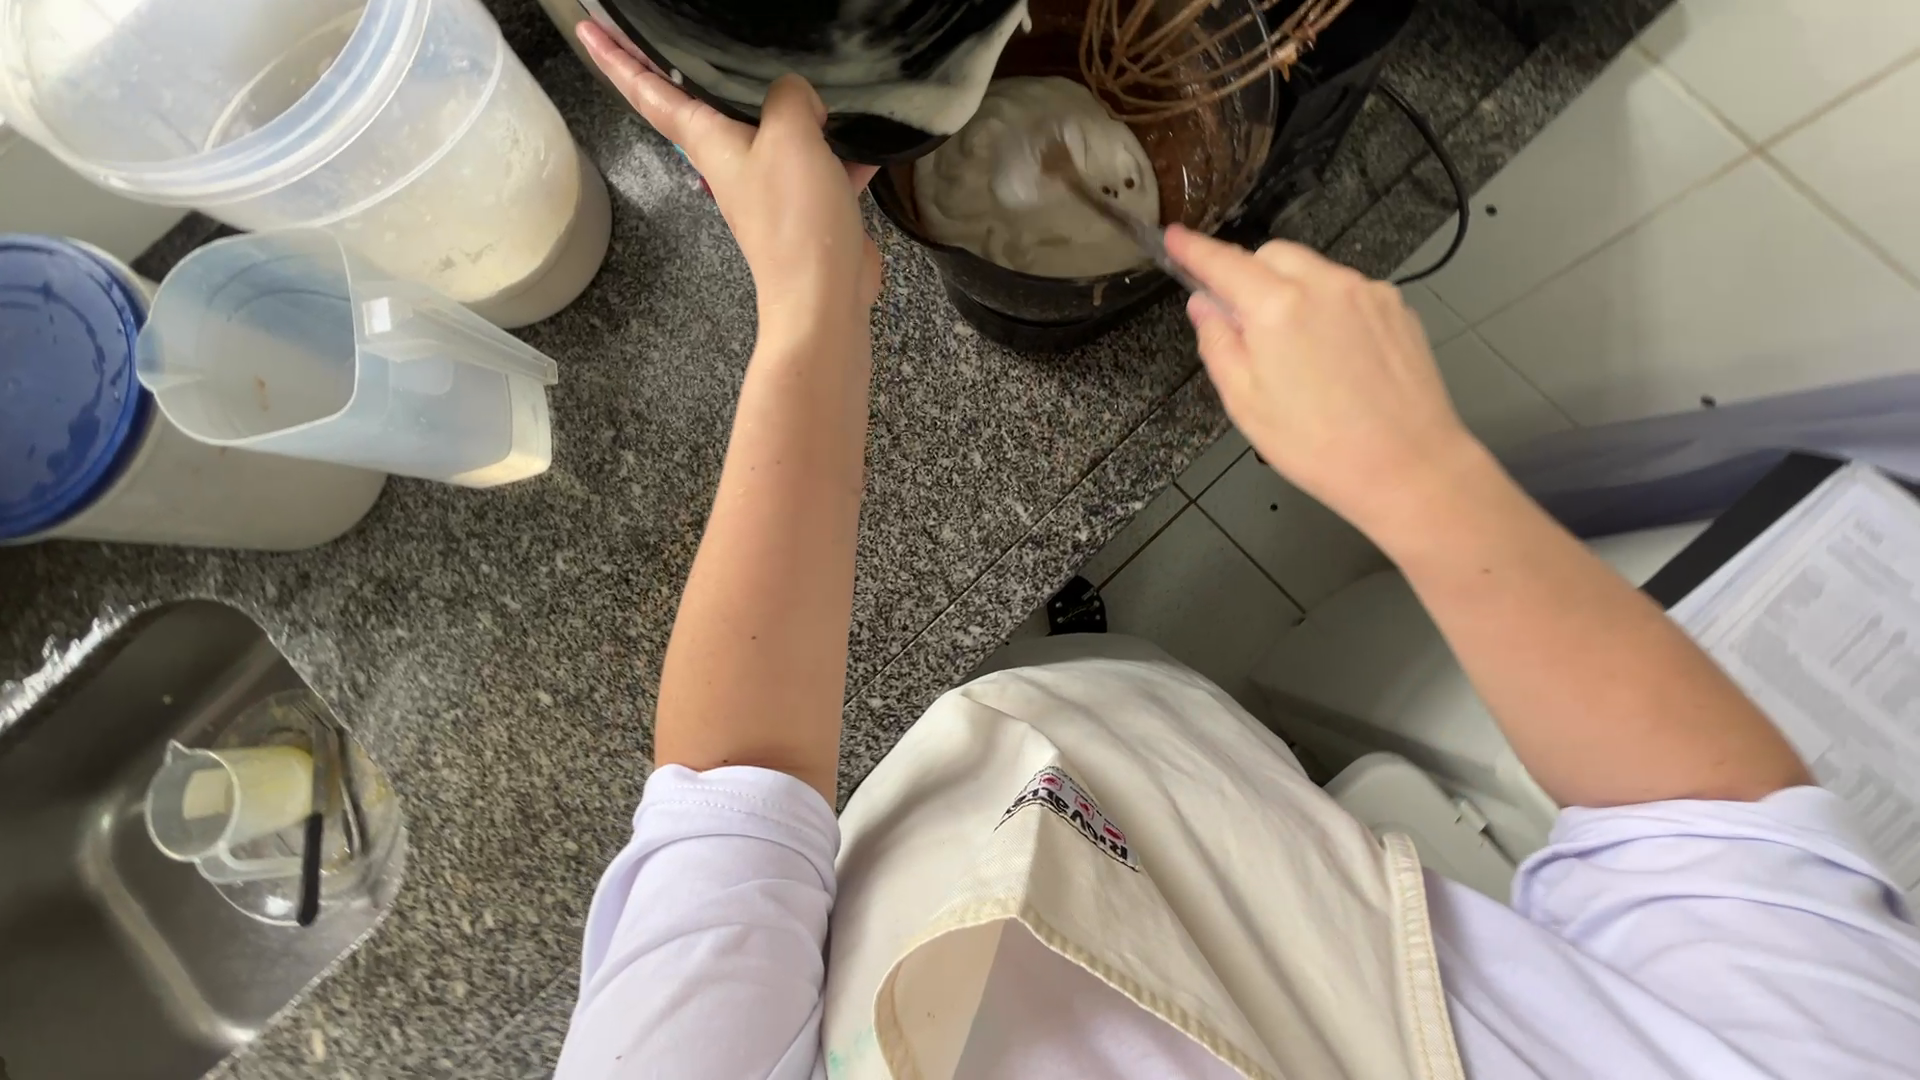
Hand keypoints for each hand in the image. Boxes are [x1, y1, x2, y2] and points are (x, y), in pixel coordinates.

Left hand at [578, 22, 881, 341]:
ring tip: (798, 68)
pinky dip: (840, 149)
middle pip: (709, 105)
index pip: (651, 92)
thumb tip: (803, 100)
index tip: (586, 26)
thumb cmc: (795, 219)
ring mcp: (773, 188)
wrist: (824, 298)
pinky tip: (867, 133)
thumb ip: (790, 97)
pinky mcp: (810, 210)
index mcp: (711, 142)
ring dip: (784, 103)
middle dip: (696, 68)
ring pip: (773, 131)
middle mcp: (736, 163)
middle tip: (689, 28)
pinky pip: (822, 165)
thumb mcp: (790, 136)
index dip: (619, 58)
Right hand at [1165, 226, 1484, 538]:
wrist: (1405, 465)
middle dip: (1247, 277)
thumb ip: (1218, 343)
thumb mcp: (1243, 401)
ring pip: (1312, 272)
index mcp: (1277, 308)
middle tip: (1239, 323)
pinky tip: (1329, 358)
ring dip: (1288, 293)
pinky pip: (1346, 292)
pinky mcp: (1396, 308)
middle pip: (1271, 256)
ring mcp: (1367, 293)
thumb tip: (1204, 307)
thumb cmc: (1317, 444)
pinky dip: (1325, 308)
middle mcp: (1325, 286)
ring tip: (1291, 354)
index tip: (1175, 238)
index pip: (1224, 264)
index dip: (1195, 250)